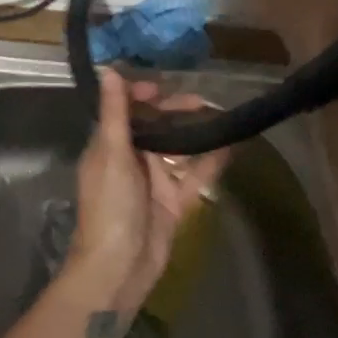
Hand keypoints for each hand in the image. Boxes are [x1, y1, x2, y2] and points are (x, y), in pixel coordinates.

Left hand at [68, 70, 227, 308]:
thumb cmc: (109, 206)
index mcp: (110, 145)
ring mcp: (153, 181)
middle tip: (203, 100)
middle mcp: (131, 159)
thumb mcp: (112, 153)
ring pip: (177, 149)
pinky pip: (194, 176)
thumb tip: (107, 68)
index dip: (142, 95)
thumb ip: (115, 112)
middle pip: (155, 127)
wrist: (118, 270)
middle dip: (176, 112)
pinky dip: (210, 162)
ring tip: (220, 116)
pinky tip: (230, 146)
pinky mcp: (173, 202)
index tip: (163, 86)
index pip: (125, 110)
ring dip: (196, 134)